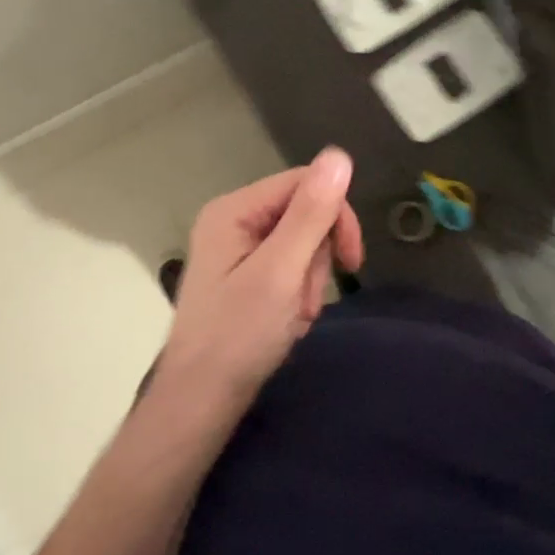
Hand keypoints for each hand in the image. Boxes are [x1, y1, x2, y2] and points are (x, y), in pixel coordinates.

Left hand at [154, 148, 365, 410]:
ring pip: (302, 245)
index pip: (304, 184)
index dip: (335, 216)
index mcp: (233, 210)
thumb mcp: (280, 272)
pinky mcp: (245, 277)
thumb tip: (339, 155)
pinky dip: (297, 296)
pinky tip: (287, 322)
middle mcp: (232, 221)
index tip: (352, 261)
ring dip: (309, 283)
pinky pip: (289, 269)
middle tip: (303, 301)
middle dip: (317, 259)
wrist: (202, 399)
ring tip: (293, 317)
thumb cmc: (238, 336)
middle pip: (304, 214)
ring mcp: (237, 250)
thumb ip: (310, 214)